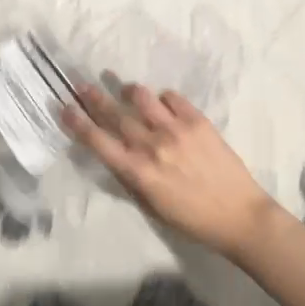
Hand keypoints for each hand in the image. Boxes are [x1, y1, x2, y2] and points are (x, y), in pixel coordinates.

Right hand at [62, 83, 274, 260]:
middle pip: (114, 114)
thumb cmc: (192, 219)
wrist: (240, 217)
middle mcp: (151, 146)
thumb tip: (112, 152)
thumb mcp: (151, 205)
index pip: (97, 140)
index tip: (64, 108)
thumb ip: (129, 177)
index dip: (77, 122)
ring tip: (126, 91)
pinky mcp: (197, 121)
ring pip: (141, 97)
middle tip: (82, 85)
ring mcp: (175, 130)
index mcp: (137, 171)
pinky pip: (171, 97)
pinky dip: (162, 98)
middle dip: (93, 98)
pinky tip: (163, 104)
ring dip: (129, 92)